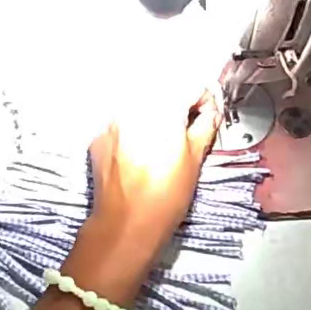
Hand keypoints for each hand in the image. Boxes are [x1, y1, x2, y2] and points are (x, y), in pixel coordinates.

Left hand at [65, 88, 221, 302]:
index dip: (205, 98)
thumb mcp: (195, 160)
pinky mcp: (100, 134)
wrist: (125, 224)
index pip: (191, 84)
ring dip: (157, 112)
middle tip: (189, 125)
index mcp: (162, 107)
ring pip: (142, 101)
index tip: (208, 112)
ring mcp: (113, 119)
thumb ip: (205, 126)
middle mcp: (134, 105)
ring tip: (165, 139)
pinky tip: (143, 149)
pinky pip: (124, 119)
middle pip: (164, 88)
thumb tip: (209, 113)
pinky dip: (136, 125)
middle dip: (180, 102)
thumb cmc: (164, 197)